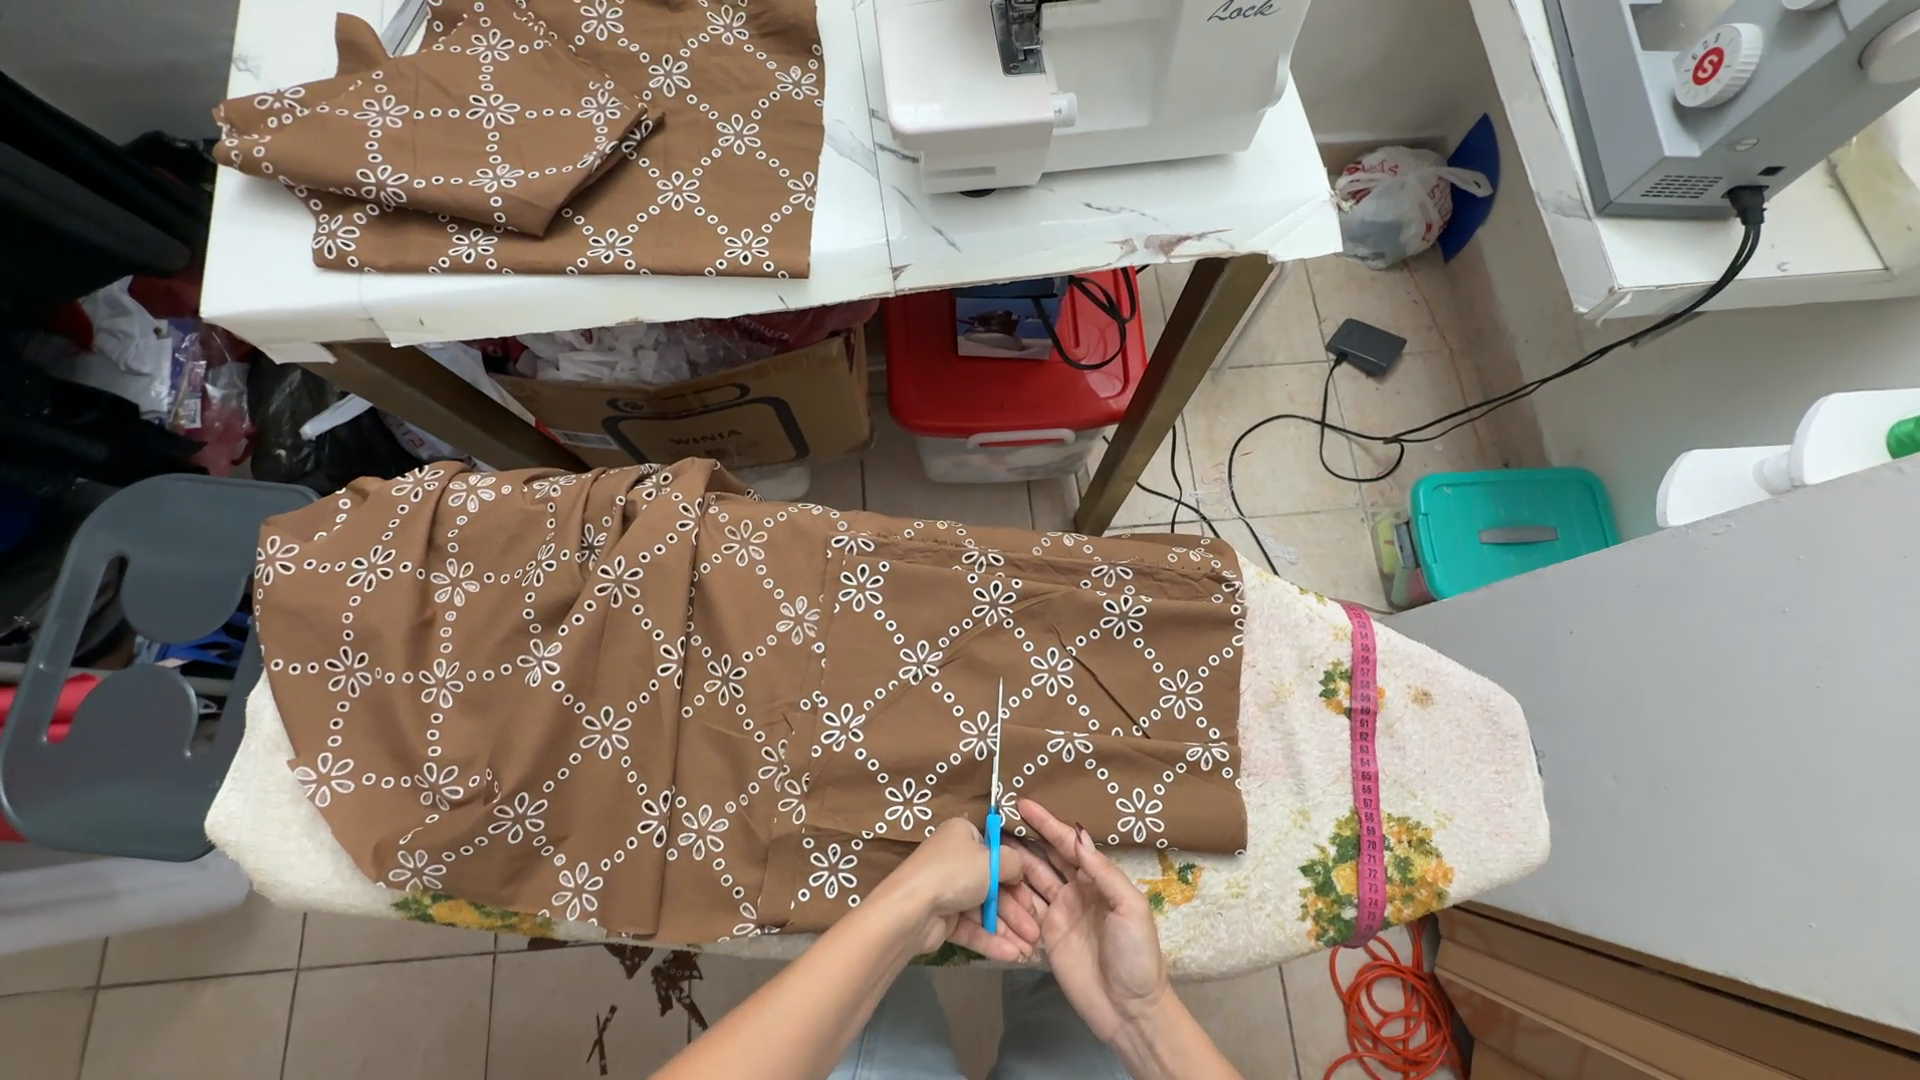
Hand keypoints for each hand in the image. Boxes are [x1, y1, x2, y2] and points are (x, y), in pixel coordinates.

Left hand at [867, 818, 1040, 962]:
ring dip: (1009, 930)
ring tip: (1030, 951)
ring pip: (985, 911)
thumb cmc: (955, 873)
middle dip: (1017, 912)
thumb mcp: (992, 860)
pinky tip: (1012, 955)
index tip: (1035, 898)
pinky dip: (991, 941)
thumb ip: (1013, 863)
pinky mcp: (943, 919)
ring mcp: (949, 891)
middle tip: (1037, 932)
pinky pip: (972, 928)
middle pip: (994, 886)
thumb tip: (1019, 869)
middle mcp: (956, 860)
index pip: (997, 854)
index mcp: (964, 836)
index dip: (1018, 878)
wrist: (911, 908)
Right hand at [1003, 798, 1171, 1042]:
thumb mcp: (1130, 908)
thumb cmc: (1138, 955)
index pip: (1068, 844)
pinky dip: (1010, 897)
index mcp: (1098, 880)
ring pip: (1031, 881)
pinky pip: (1025, 910)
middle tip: (998, 819)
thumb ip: (1104, 871)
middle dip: (1025, 838)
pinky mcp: (1046, 937)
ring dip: (1013, 864)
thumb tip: (1078, 834)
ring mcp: (1059, 913)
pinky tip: (993, 883)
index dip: (1047, 824)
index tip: (1024, 804)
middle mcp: (1076, 891)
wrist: (1131, 1010)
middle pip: (1045, 857)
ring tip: (990, 847)